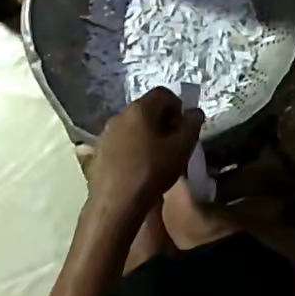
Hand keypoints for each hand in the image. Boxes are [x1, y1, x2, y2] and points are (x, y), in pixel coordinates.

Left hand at [91, 88, 204, 213]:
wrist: (116, 203)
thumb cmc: (152, 171)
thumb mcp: (181, 149)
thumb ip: (192, 125)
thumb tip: (195, 112)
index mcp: (140, 109)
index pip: (163, 93)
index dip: (178, 105)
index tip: (184, 126)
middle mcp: (120, 115)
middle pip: (146, 108)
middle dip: (164, 120)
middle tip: (175, 141)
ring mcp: (106, 133)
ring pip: (133, 125)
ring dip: (148, 134)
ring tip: (158, 156)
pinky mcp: (99, 151)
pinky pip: (121, 140)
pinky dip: (134, 146)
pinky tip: (140, 166)